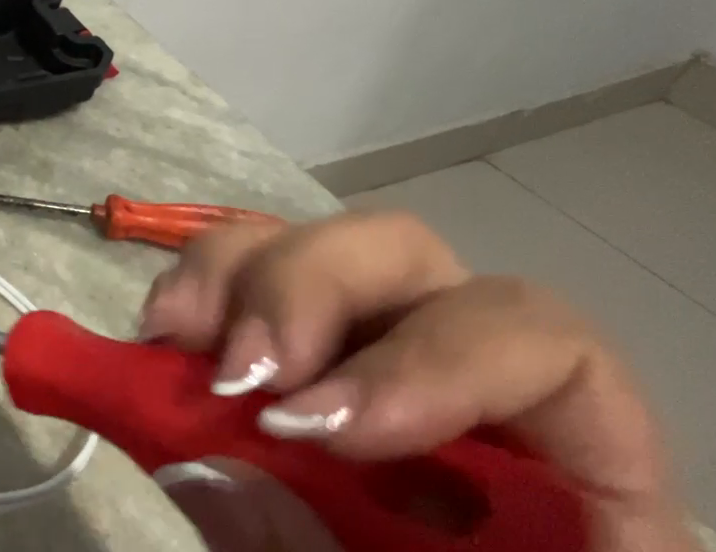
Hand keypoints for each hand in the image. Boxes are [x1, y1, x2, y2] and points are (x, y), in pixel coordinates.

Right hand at [137, 210, 698, 551]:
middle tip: (239, 372)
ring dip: (230, 276)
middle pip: (401, 256)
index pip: (537, 341)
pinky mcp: (273, 345)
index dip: (429, 362)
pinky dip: (190, 289)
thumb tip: (216, 474)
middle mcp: (455, 367)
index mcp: (559, 454)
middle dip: (305, 292)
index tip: (320, 431)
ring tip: (173, 339)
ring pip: (302, 242)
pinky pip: (233, 270)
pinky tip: (156, 336)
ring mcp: (354, 343)